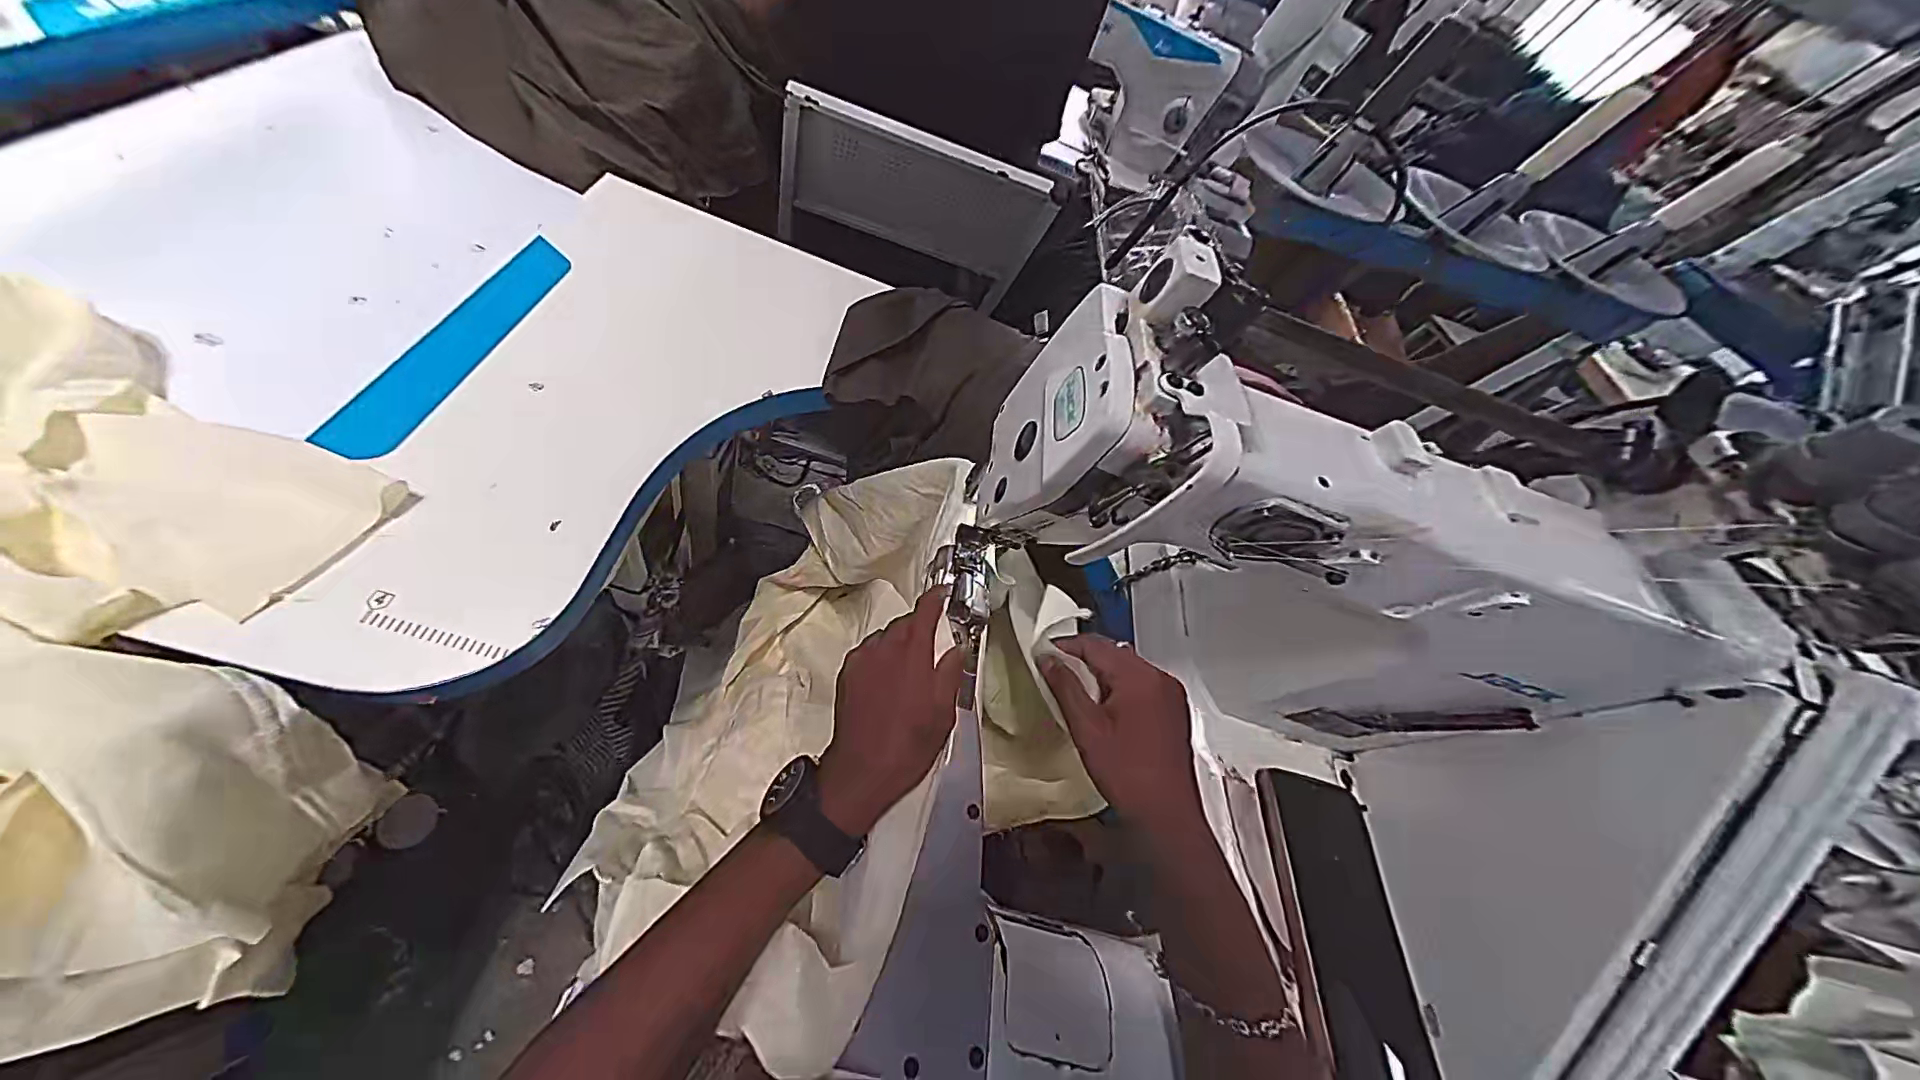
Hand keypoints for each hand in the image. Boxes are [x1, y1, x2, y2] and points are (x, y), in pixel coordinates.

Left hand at [818, 586, 965, 835]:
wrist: (862, 771)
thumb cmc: (909, 744)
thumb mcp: (943, 711)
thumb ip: (950, 672)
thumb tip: (956, 649)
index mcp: (912, 652)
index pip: (925, 610)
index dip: (936, 598)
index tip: (944, 593)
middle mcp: (883, 648)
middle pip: (904, 624)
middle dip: (919, 628)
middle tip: (932, 650)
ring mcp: (861, 660)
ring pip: (884, 638)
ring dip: (899, 644)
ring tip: (910, 672)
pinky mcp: (846, 674)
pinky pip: (868, 653)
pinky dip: (880, 658)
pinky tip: (888, 682)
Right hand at [1042, 636, 1204, 836]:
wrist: (1167, 813)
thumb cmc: (1129, 775)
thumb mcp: (1086, 728)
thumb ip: (1065, 688)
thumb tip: (1049, 661)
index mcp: (1138, 677)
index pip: (1095, 645)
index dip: (1065, 647)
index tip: (1045, 656)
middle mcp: (1159, 678)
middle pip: (1114, 653)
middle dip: (1083, 660)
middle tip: (1056, 674)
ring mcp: (1170, 693)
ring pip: (1128, 668)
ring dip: (1102, 674)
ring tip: (1078, 694)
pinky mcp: (1174, 709)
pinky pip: (1142, 684)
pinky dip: (1121, 688)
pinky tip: (1105, 709)